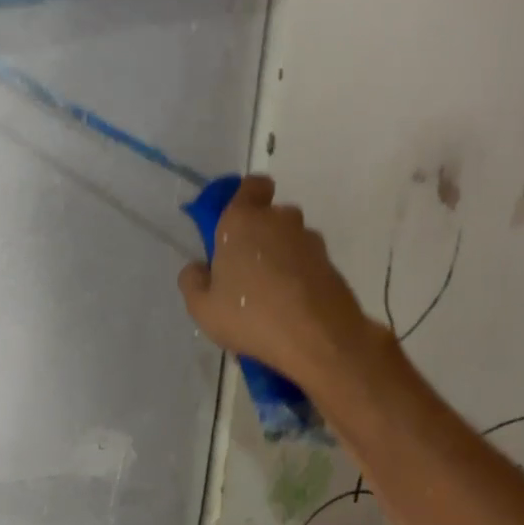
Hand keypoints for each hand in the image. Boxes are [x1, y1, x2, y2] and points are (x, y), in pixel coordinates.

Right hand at [178, 176, 378, 388]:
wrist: (317, 339)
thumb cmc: (249, 315)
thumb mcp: (200, 306)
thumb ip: (193, 280)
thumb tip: (199, 268)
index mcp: (243, 221)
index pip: (252, 186)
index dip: (244, 198)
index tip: (232, 224)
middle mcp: (280, 221)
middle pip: (268, 217)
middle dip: (256, 236)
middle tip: (241, 270)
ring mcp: (310, 242)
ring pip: (288, 241)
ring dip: (276, 258)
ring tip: (264, 296)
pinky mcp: (330, 265)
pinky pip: (304, 264)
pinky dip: (294, 277)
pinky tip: (284, 308)